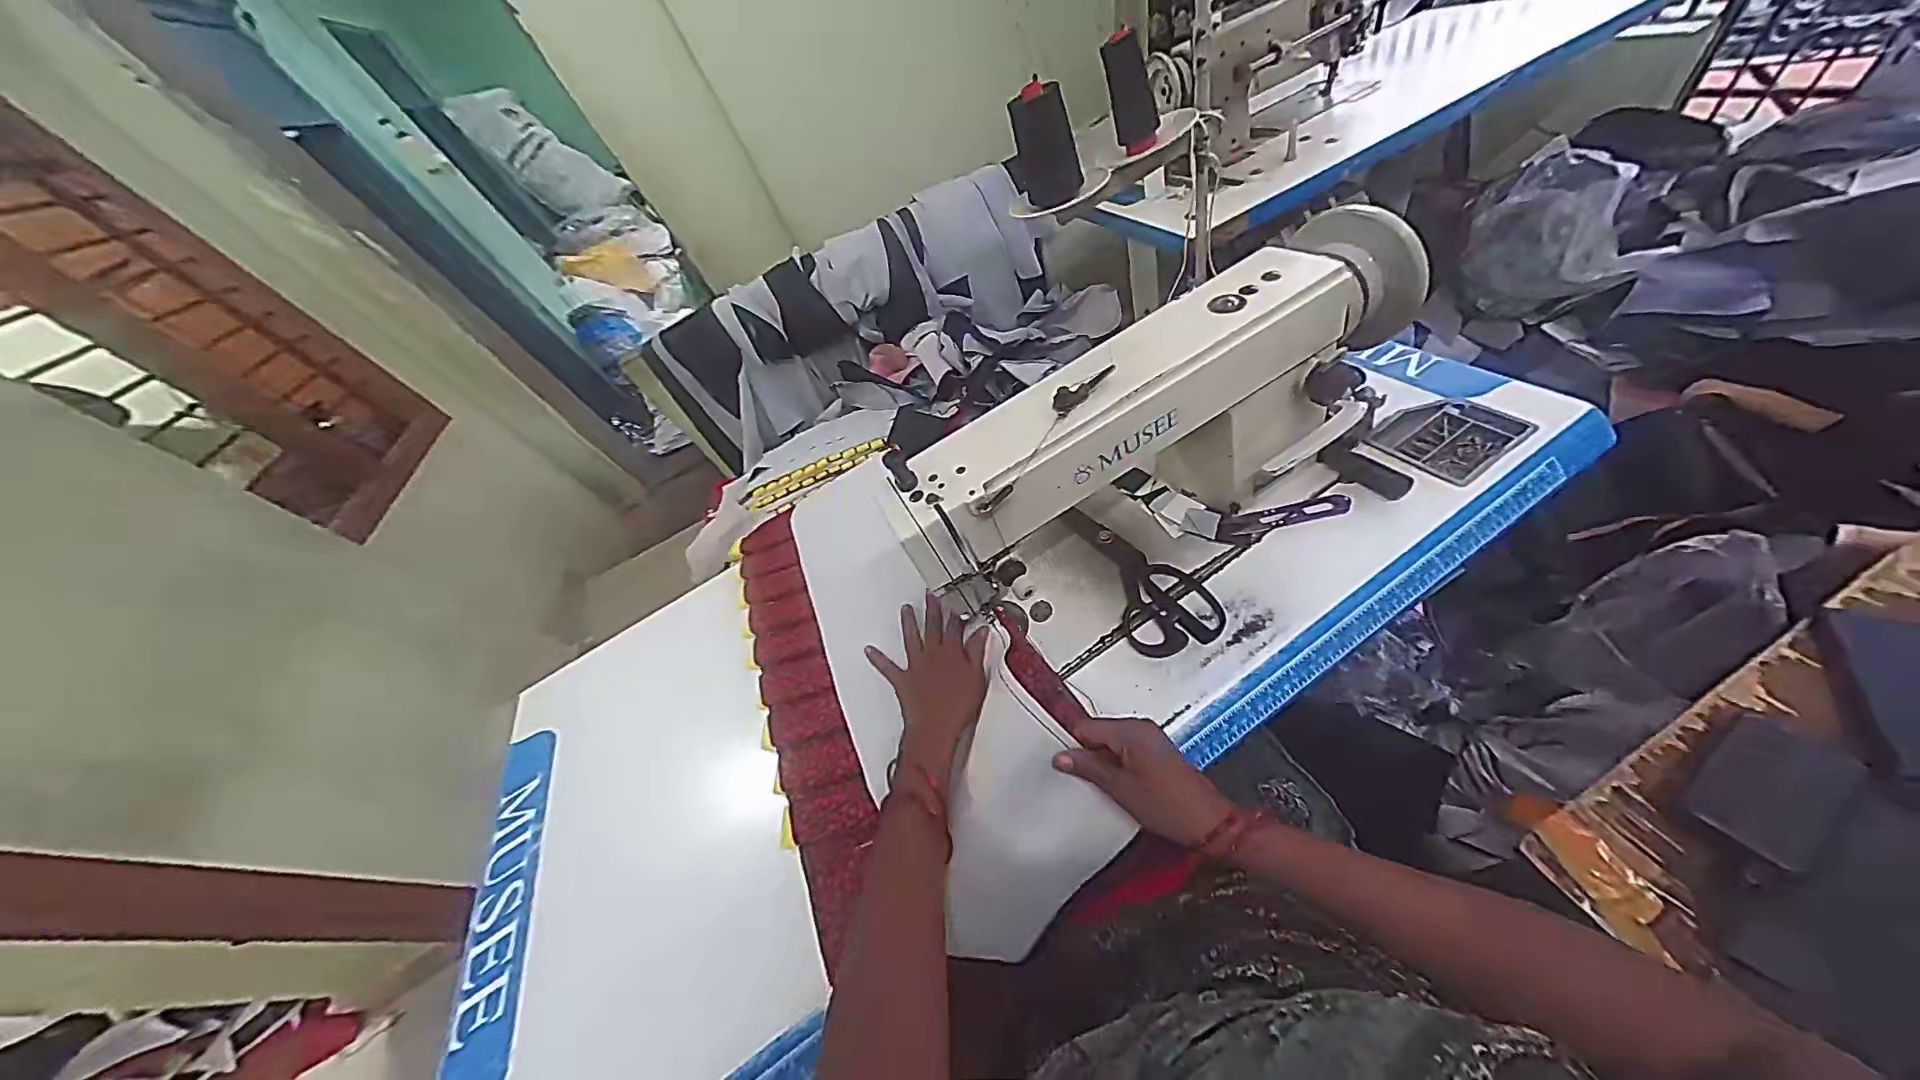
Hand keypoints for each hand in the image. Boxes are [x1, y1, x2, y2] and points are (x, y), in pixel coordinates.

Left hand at [866, 594, 988, 774]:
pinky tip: (870, 650)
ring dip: (908, 623)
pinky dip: (878, 659)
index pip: (955, 627)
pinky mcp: (903, 680)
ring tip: (906, 610)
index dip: (955, 613)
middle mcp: (932, 656)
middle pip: (932, 627)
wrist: (936, 728)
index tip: (955, 601)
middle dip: (932, 610)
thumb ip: (977, 652)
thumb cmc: (958, 708)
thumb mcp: (977, 678)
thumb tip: (981, 633)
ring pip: (911, 639)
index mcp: (952, 654)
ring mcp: (916, 667)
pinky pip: (887, 667)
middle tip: (930, 595)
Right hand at [1051, 717, 1236, 847]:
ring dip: (1105, 760)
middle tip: (1090, 780)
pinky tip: (1123, 785)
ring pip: (1112, 741)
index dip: (1074, 746)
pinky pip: (1126, 748)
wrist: (1208, 822)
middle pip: (1098, 732)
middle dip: (1089, 753)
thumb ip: (1088, 767)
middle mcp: (1141, 727)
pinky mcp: (1157, 750)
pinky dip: (1119, 763)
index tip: (1069, 765)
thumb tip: (1063, 757)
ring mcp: (1151, 737)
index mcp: (1130, 731)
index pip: (1086, 726)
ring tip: (1111, 786)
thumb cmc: (1168, 806)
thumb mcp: (1119, 788)